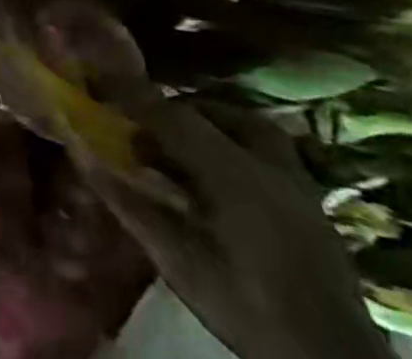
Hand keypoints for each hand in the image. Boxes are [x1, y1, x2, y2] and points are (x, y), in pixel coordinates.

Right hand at [82, 97, 393, 358]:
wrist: (331, 358)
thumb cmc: (243, 303)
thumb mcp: (174, 257)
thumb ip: (125, 200)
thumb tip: (79, 151)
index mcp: (233, 174)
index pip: (169, 113)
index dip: (127, 92)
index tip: (93, 81)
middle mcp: (270, 165)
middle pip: (211, 111)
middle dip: (169, 108)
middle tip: (136, 124)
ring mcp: (299, 183)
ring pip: (245, 126)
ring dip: (203, 123)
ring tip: (172, 146)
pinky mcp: (312, 203)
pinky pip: (264, 151)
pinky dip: (229, 145)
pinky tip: (211, 175)